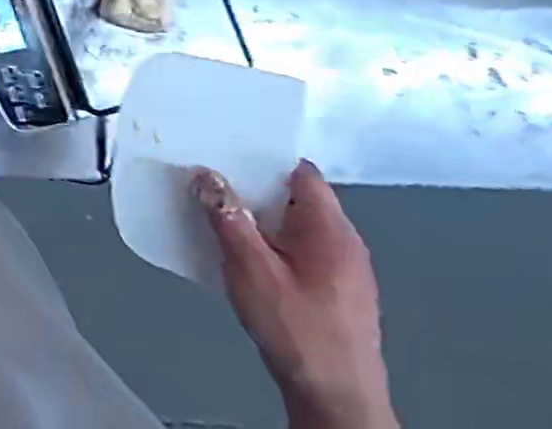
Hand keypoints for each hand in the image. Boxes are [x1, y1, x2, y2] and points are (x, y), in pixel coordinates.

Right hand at [192, 160, 398, 428]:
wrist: (336, 402)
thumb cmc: (296, 329)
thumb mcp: (251, 268)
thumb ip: (227, 217)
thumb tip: (206, 174)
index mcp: (331, 228)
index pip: (300, 171)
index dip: (263, 156)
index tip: (226, 149)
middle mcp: (345, 242)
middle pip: (295, 195)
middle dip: (253, 186)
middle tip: (211, 178)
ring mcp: (344, 268)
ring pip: (295, 223)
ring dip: (260, 215)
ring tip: (219, 210)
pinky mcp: (335, 290)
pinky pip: (298, 247)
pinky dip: (270, 239)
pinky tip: (242, 252)